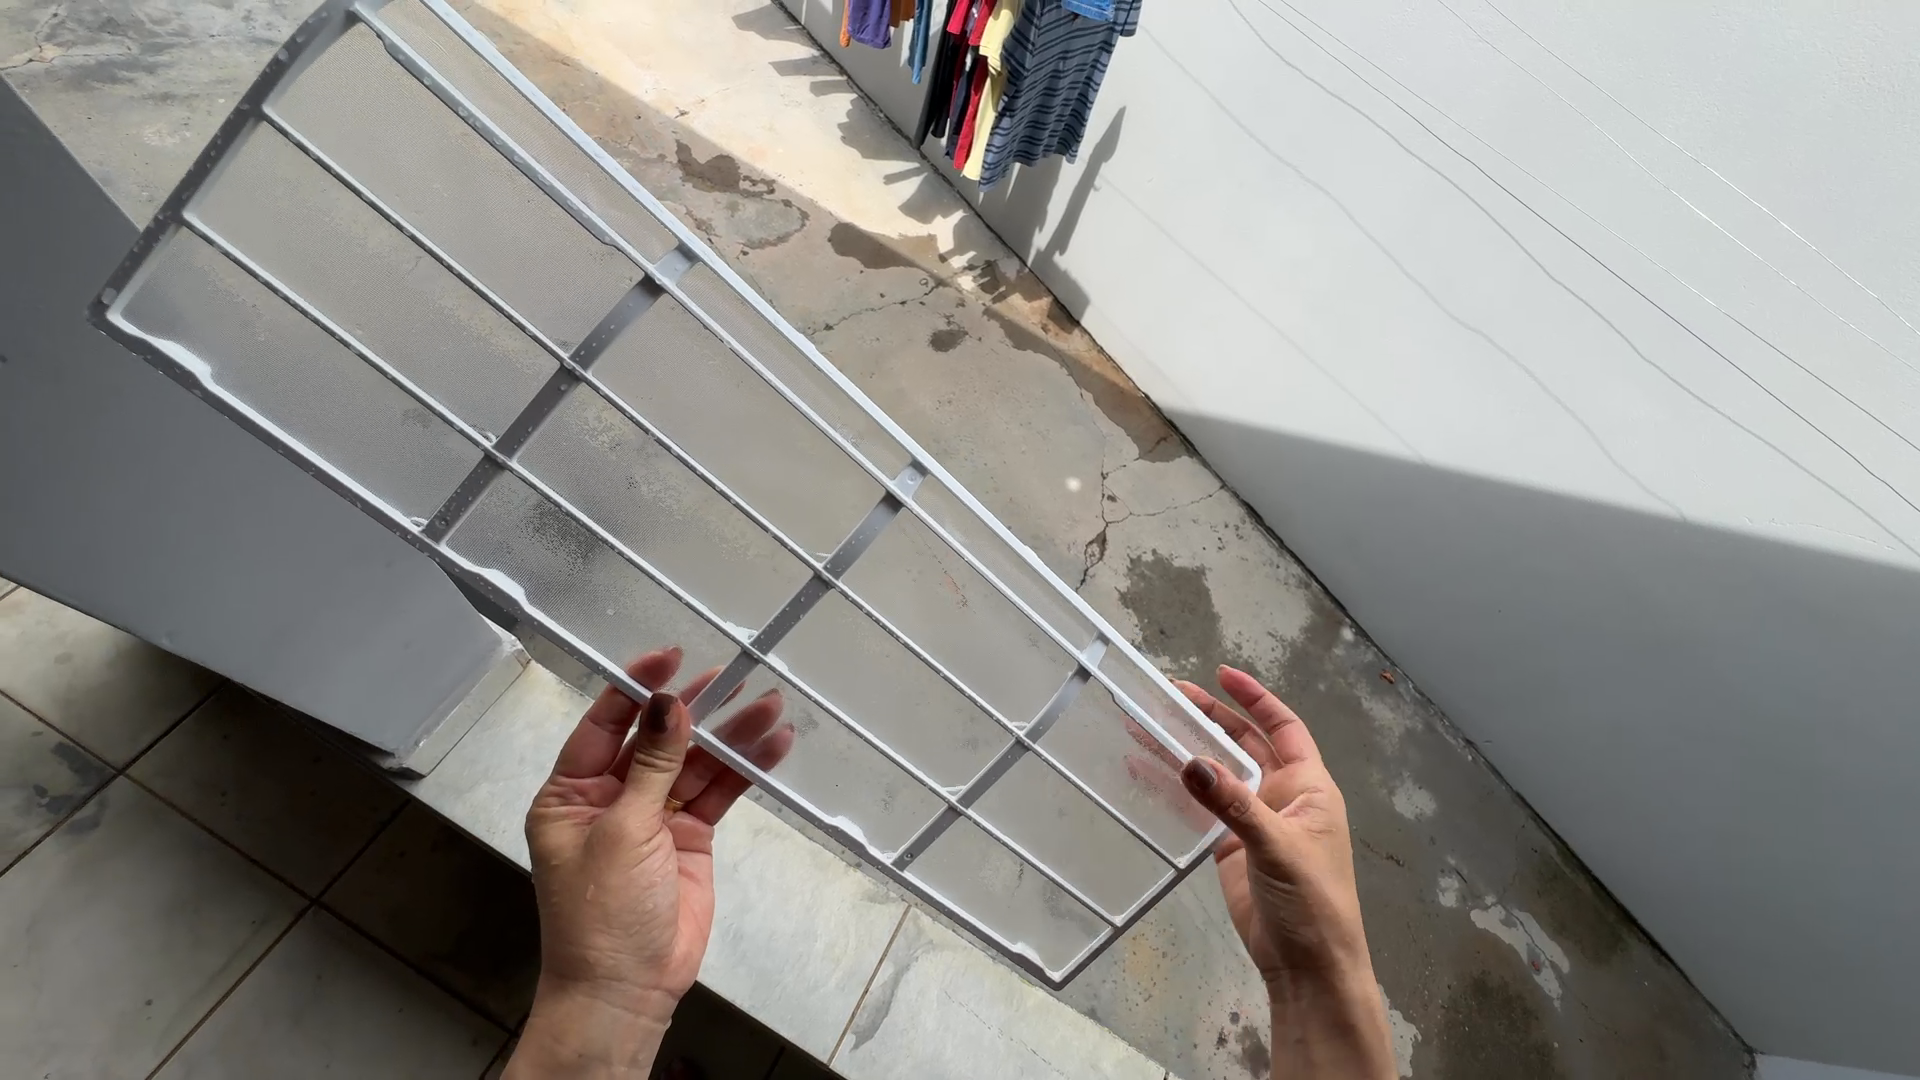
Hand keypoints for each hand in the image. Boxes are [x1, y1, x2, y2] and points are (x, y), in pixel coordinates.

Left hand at [506, 647, 793, 1079]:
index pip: (605, 724)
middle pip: (659, 737)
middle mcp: (614, 795)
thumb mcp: (623, 830)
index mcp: (573, 792)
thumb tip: (669, 702)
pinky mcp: (692, 833)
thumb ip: (653, 763)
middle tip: (732, 676)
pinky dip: (746, 770)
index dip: (636, 688)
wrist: (629, 990)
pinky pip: (720, 791)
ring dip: (731, 736)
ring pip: (697, 761)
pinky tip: (774, 745)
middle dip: (695, 708)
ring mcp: (656, 813)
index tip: (670, 658)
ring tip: (768, 705)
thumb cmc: (604, 911)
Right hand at [1175, 666, 1394, 1079]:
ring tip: (1147, 723)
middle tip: (1169, 695)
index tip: (1222, 673)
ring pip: (1215, 770)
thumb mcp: (1277, 846)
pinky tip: (1144, 769)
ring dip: (1186, 747)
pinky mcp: (1227, 843)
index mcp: (1307, 786)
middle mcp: (1279, 794)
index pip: (1282, 726)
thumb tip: (1188, 761)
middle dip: (1209, 717)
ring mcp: (1251, 818)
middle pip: (1242, 742)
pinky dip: (1174, 785)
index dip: (1255, 698)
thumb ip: (1233, 803)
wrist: (1307, 968)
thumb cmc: (1311, 902)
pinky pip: (1199, 803)